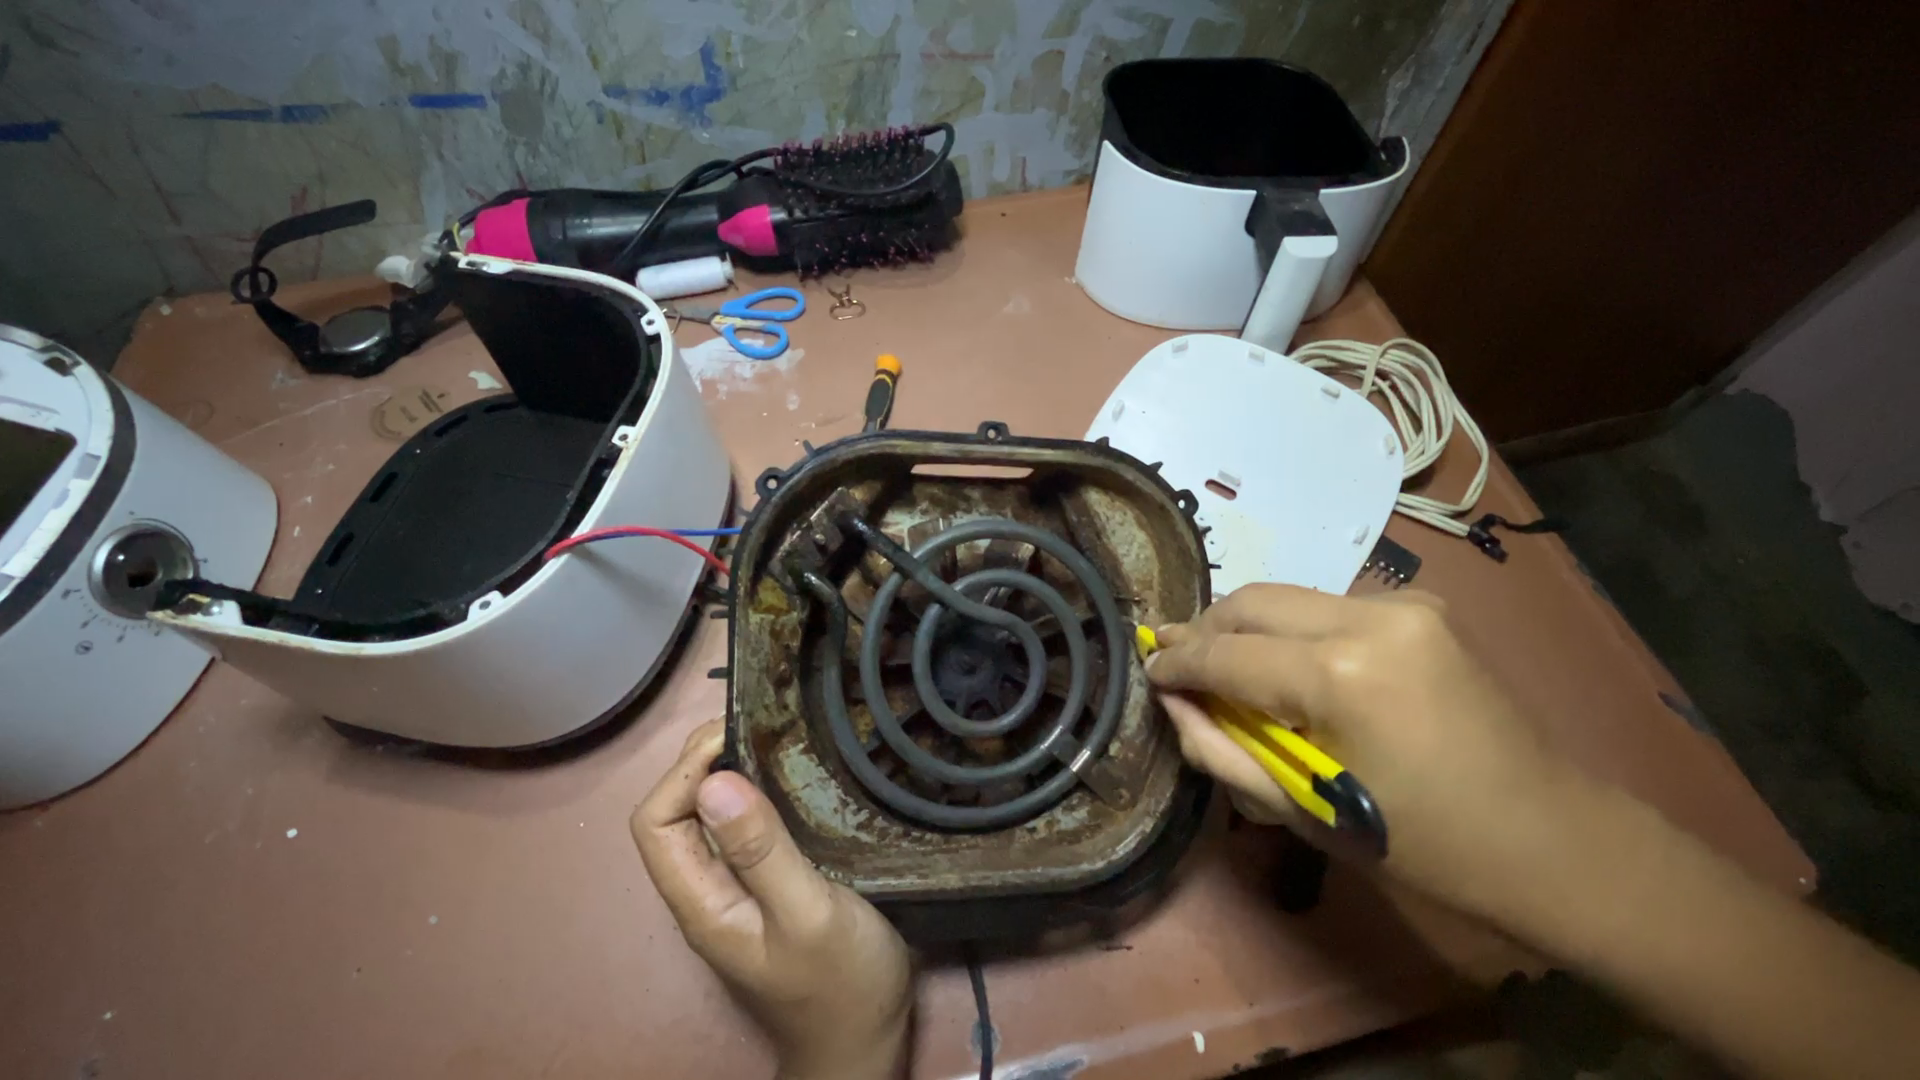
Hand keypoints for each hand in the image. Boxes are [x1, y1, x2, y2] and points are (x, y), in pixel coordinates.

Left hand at [632, 720, 912, 1079]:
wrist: (869, 1038)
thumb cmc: (841, 982)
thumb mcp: (808, 914)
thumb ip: (762, 853)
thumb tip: (714, 783)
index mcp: (701, 902)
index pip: (656, 822)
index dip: (683, 771)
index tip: (737, 734)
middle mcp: (708, 890)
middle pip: (678, 813)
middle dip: (706, 761)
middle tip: (761, 723)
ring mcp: (737, 889)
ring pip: (713, 818)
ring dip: (734, 772)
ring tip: (778, 736)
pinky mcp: (767, 885)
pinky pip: (748, 829)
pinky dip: (762, 792)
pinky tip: (796, 774)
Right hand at [1145, 584, 1580, 919]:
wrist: (1549, 836)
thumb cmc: (1419, 844)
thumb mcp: (1303, 811)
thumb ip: (1221, 749)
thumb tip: (1171, 701)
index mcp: (1340, 675)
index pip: (1226, 651)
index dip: (1177, 660)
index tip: (1147, 668)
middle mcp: (1368, 617)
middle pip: (1251, 601)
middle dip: (1205, 628)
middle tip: (1176, 660)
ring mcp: (1402, 605)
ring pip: (1286, 597)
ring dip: (1246, 627)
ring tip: (1225, 665)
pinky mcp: (1421, 608)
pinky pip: (1326, 608)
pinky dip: (1291, 631)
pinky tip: (1287, 667)